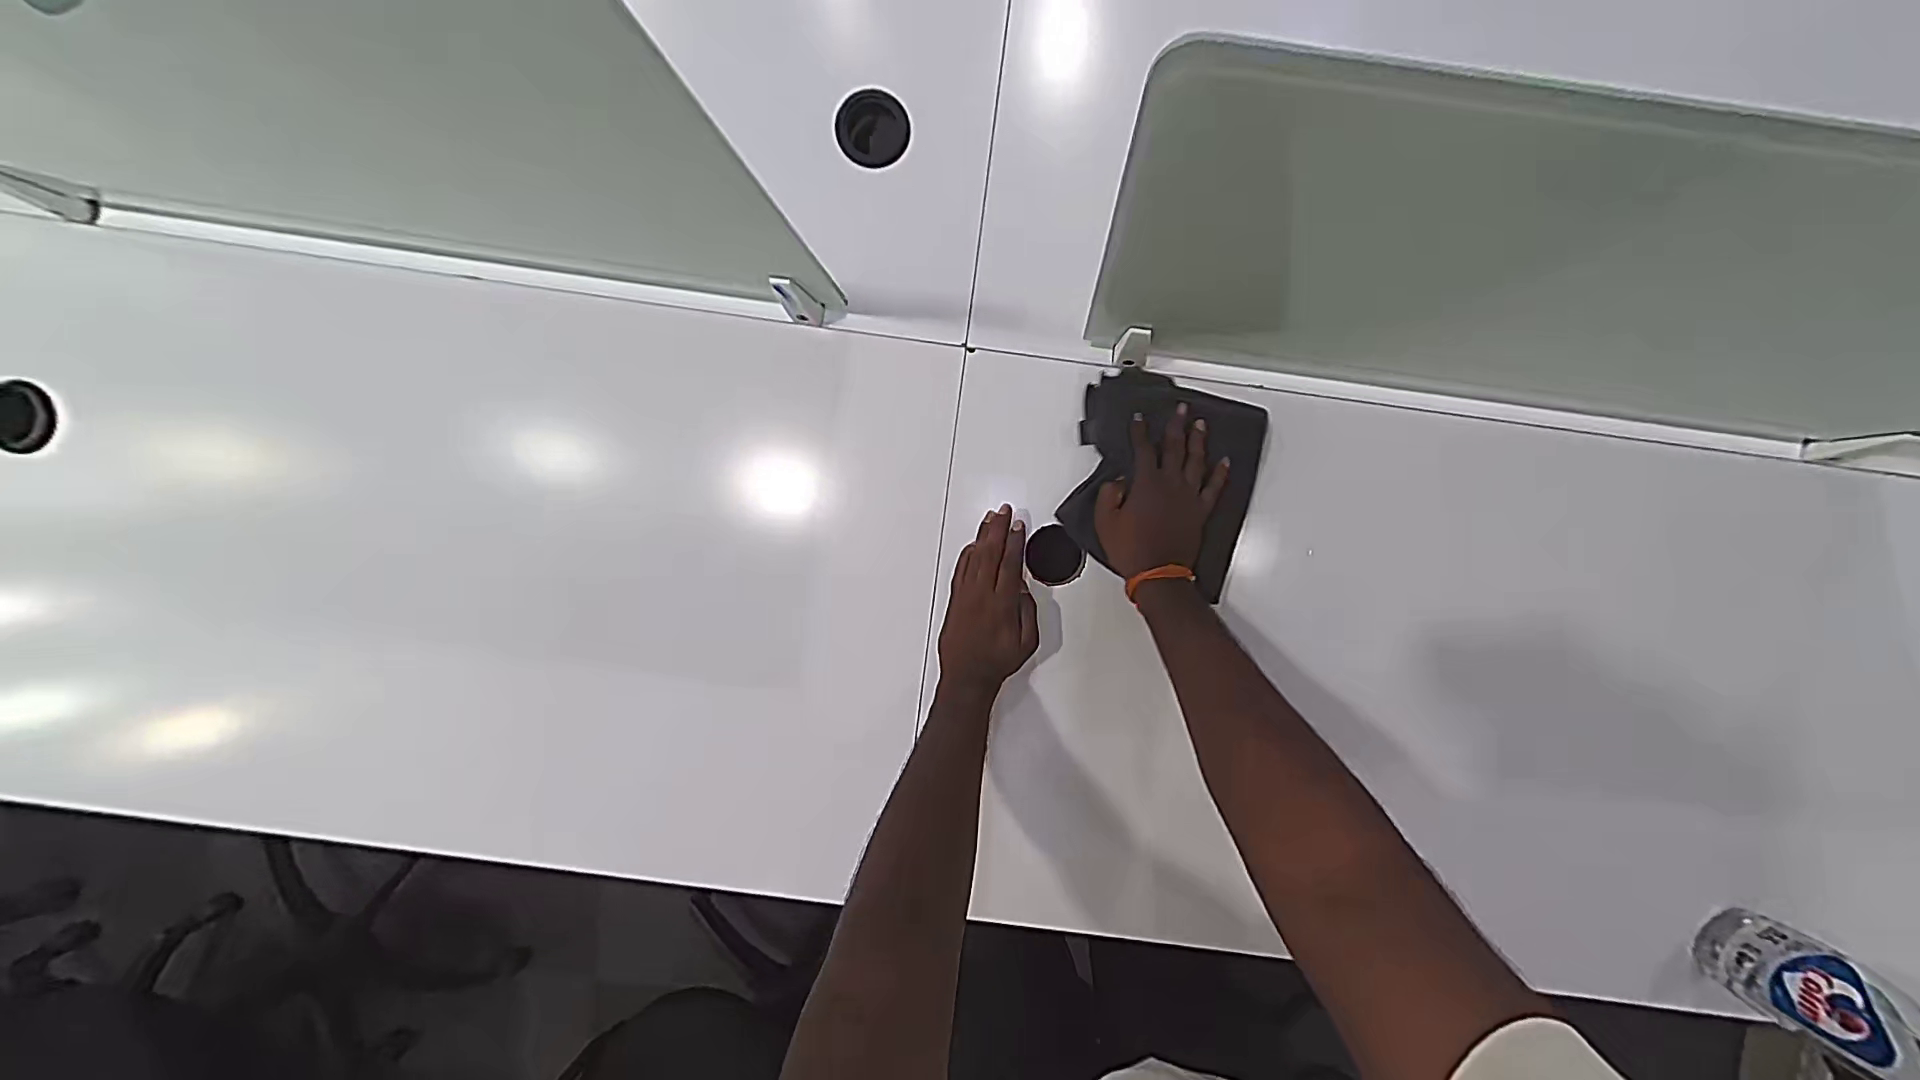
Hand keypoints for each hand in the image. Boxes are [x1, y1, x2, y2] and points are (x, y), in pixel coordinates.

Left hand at [937, 505, 1039, 694]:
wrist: (966, 676)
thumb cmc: (995, 661)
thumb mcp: (1026, 641)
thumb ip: (1027, 610)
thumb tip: (1023, 588)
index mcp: (1002, 604)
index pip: (1010, 563)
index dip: (1015, 541)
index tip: (1018, 526)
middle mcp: (982, 595)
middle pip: (991, 552)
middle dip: (998, 528)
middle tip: (1004, 512)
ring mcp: (966, 595)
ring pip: (975, 557)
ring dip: (983, 535)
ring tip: (990, 519)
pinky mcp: (955, 599)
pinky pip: (962, 569)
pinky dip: (968, 553)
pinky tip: (974, 544)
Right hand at [1094, 403, 1230, 578]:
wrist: (1158, 573)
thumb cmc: (1132, 549)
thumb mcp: (1106, 521)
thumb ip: (1109, 495)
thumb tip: (1118, 481)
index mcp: (1146, 484)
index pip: (1143, 449)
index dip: (1140, 431)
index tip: (1139, 419)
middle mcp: (1171, 485)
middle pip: (1175, 447)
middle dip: (1176, 425)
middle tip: (1180, 410)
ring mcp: (1189, 497)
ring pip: (1197, 460)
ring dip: (1199, 440)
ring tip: (1200, 425)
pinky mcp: (1200, 511)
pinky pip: (1214, 487)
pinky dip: (1221, 472)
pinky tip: (1224, 461)